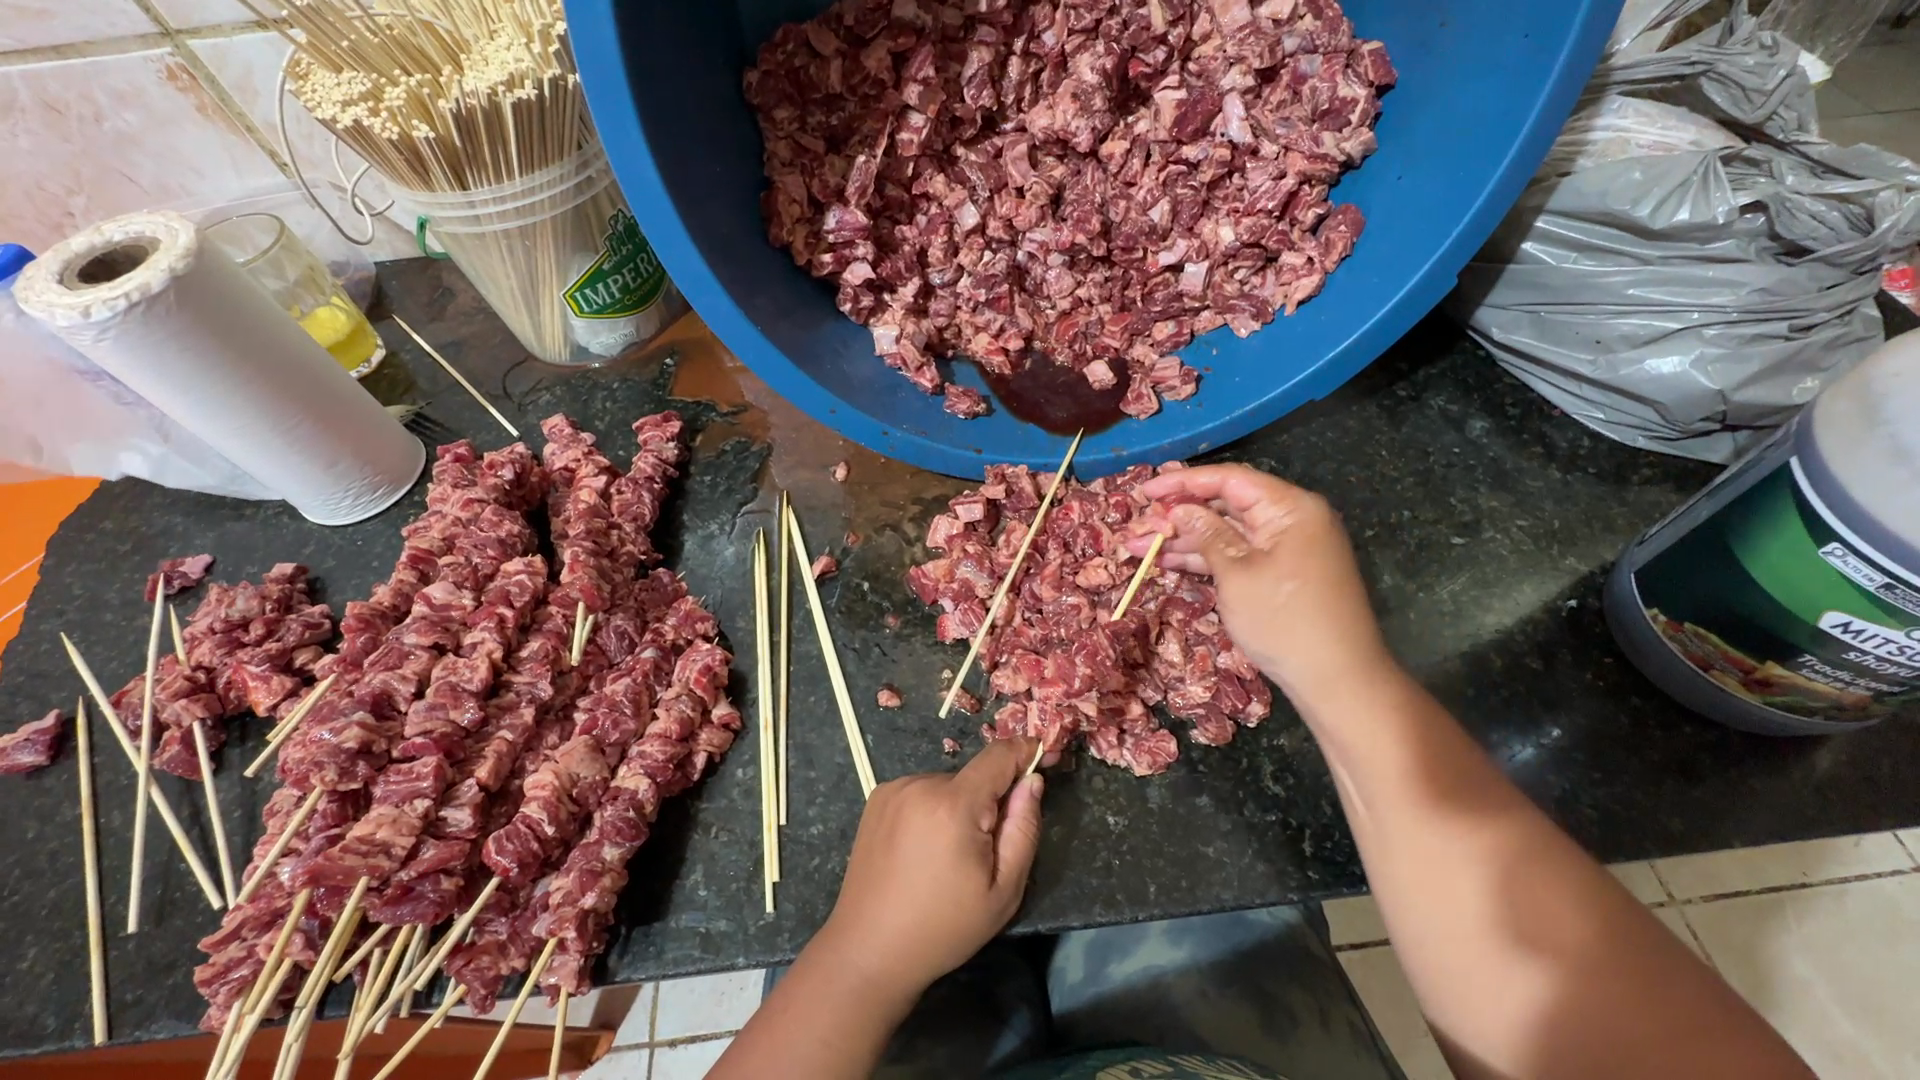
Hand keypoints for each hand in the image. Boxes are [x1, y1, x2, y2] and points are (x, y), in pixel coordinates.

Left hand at [812, 737, 1045, 998]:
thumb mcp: (1003, 891)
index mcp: (953, 806)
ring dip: (959, 807)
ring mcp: (894, 790)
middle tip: (984, 853)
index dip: (1025, 752)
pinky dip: (933, 811)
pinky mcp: (877, 800)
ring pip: (947, 786)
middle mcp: (920, 785)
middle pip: (973, 777)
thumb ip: (1024, 828)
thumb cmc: (943, 928)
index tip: (1044, 758)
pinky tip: (922, 851)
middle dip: (988, 802)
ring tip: (946, 858)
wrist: (868, 950)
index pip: (998, 756)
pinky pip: (922, 793)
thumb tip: (1032, 781)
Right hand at [1127, 464, 1390, 704]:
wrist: (1338, 679)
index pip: (1229, 480)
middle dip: (1179, 515)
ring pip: (1228, 532)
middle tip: (1139, 526)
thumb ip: (1207, 535)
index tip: (1145, 492)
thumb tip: (1179, 509)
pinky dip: (1206, 558)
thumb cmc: (1285, 621)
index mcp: (1289, 508)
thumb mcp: (1237, 575)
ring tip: (1140, 548)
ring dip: (1186, 539)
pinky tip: (1169, 562)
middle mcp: (1292, 519)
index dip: (1183, 483)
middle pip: (1227, 504)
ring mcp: (1288, 548)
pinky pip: (1239, 554)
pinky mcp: (1282, 573)